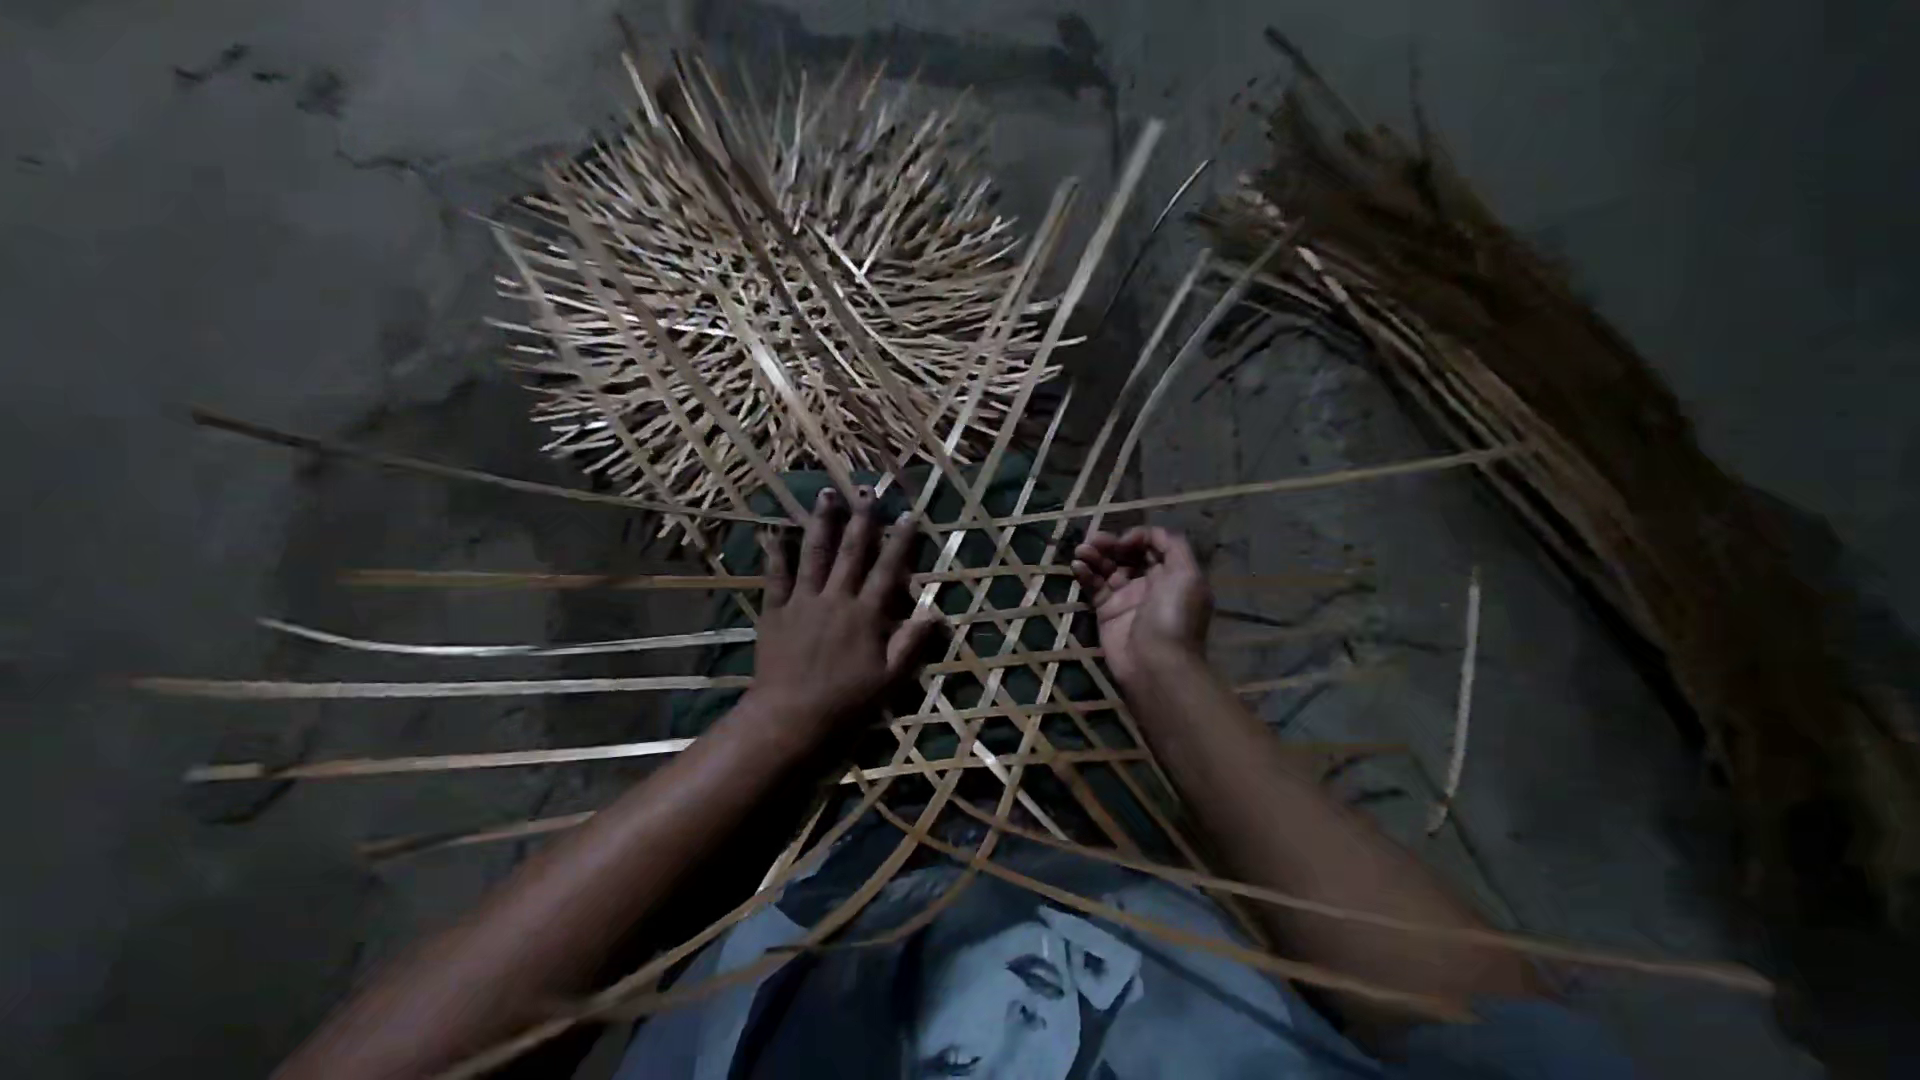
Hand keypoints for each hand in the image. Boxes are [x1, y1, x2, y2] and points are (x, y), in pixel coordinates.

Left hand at [744, 486, 941, 742]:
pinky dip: (776, 554)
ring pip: (814, 554)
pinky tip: (774, 533)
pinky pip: (776, 578)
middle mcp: (835, 599)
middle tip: (866, 489)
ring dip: (821, 523)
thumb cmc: (846, 701)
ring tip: (826, 494)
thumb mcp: (890, 679)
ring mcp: (803, 602)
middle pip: (851, 552)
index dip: (899, 541)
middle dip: (861, 519)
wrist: (790, 717)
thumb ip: (911, 643)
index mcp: (865, 614)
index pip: (887, 570)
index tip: (907, 514)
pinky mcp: (776, 612)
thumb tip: (936, 612)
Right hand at [1071, 526, 1210, 689]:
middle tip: (1094, 540)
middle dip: (1111, 543)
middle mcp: (1150, 583)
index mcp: (1172, 573)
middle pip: (1128, 554)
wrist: (1155, 664)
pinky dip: (1085, 573)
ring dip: (1095, 554)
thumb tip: (1143, 536)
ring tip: (1081, 550)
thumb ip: (1172, 545)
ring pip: (1108, 567)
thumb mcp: (1187, 575)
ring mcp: (1127, 597)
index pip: (1152, 544)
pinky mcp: (1107, 611)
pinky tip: (1077, 566)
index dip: (1137, 537)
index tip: (1124, 542)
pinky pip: (1094, 586)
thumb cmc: (1173, 616)